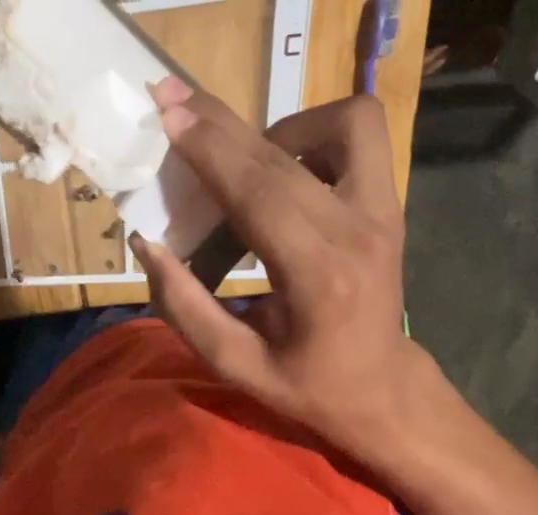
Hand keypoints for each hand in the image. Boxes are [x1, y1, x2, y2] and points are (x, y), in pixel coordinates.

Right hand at [132, 78, 433, 457]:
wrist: (379, 387)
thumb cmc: (303, 386)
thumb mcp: (234, 364)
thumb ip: (186, 309)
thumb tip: (149, 247)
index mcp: (318, 277)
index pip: (260, 194)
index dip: (211, 152)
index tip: (169, 117)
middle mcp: (358, 231)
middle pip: (285, 154)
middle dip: (224, 125)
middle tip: (175, 104)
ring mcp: (382, 210)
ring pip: (343, 123)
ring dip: (283, 129)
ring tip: (243, 166)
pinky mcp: (388, 202)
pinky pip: (359, 136)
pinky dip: (315, 138)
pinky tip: (283, 172)